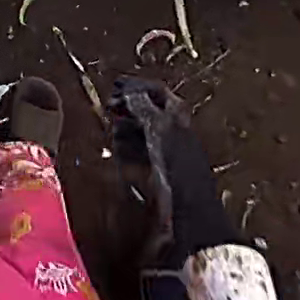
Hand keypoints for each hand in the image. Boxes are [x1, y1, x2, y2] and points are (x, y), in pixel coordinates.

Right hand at [110, 77, 240, 268]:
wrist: (190, 213)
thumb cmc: (178, 165)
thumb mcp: (158, 126)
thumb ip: (141, 104)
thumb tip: (126, 90)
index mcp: (176, 116)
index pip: (156, 90)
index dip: (135, 85)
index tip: (115, 86)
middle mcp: (171, 130)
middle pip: (145, 108)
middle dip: (126, 105)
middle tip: (109, 106)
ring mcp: (164, 151)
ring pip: (139, 129)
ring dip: (123, 125)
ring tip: (112, 126)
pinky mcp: (156, 170)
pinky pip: (136, 151)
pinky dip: (125, 146)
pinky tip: (117, 148)